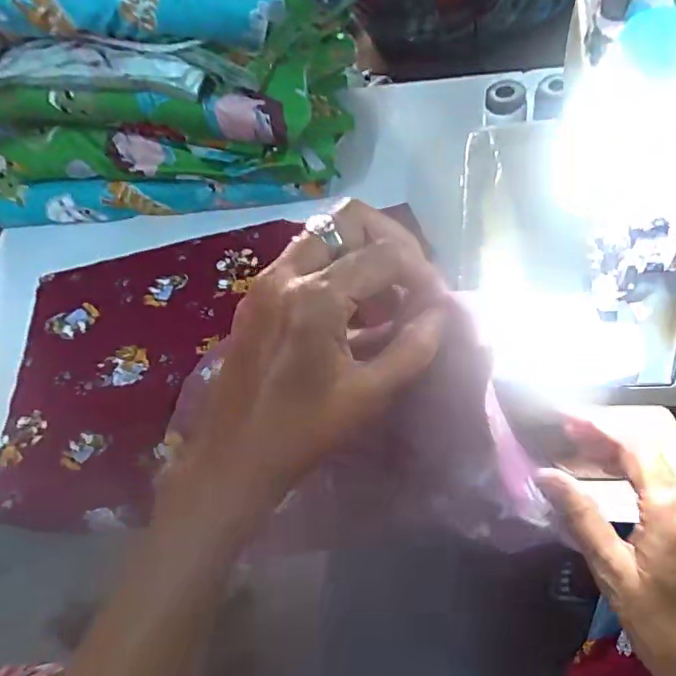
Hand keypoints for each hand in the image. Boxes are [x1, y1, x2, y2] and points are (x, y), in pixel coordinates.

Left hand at [168, 200, 447, 518]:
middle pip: (349, 217)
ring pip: (323, 234)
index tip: (437, 306)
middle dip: (391, 240)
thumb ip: (413, 347)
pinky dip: (337, 270)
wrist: (234, 458)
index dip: (423, 275)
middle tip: (412, 279)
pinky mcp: (256, 298)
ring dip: (363, 253)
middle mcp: (285, 275)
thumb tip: (441, 312)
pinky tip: (355, 313)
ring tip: (388, 299)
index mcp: (315, 298)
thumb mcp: (369, 394)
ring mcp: (265, 282)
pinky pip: (304, 260)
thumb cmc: (303, 432)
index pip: (387, 255)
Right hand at [535, 409, 675, 675]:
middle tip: (568, 428)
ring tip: (579, 443)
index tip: (560, 419)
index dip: (595, 422)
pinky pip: (671, 461)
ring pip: (667, 440)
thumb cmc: (660, 626)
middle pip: (656, 427)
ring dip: (624, 433)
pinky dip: (639, 452)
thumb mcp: (613, 574)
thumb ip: (580, 517)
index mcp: (672, 507)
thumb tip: (546, 476)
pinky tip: (608, 467)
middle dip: (611, 419)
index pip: (635, 440)